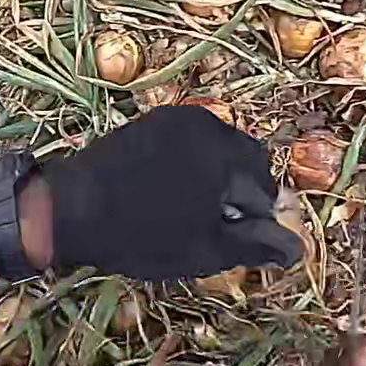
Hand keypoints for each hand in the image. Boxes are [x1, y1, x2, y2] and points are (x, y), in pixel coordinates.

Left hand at [38, 106, 300, 280]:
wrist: (68, 208)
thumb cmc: (141, 235)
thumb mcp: (203, 249)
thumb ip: (253, 245)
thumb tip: (297, 249)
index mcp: (225, 153)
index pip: (263, 187)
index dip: (255, 218)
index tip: (235, 237)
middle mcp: (206, 124)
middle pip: (246, 158)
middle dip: (241, 190)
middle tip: (218, 222)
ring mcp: (176, 117)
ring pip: (220, 146)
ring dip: (220, 174)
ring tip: (194, 206)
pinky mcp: (153, 119)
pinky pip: (191, 138)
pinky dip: (195, 160)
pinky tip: (173, 187)